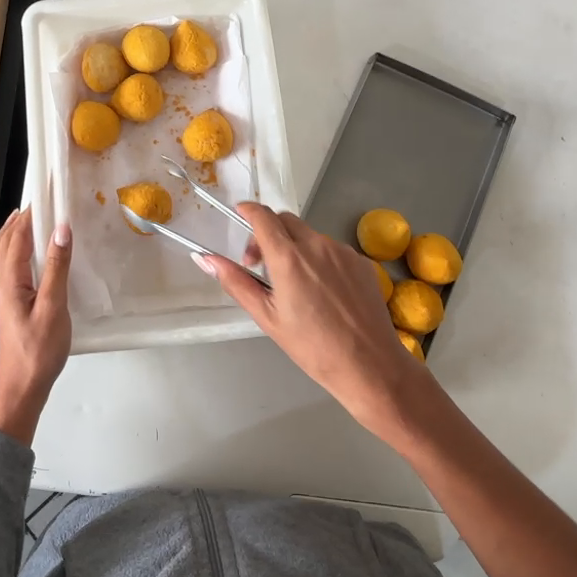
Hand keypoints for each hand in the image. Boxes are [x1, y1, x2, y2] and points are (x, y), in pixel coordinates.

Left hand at [0, 207, 71, 445]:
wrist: (21, 392)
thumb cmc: (38, 352)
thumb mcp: (53, 309)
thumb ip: (57, 268)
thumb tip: (61, 230)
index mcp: (10, 282)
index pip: (17, 239)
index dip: (29, 216)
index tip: (44, 197)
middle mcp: (2, 287)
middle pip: (4, 246)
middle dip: (17, 222)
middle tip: (35, 205)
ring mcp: (3, 300)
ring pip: (0, 260)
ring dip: (10, 238)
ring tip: (23, 224)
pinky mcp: (10, 310)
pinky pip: (5, 273)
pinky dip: (12, 257)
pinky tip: (25, 263)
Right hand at [202, 203, 435, 436]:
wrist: (370, 365)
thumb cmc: (312, 347)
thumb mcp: (267, 317)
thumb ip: (236, 282)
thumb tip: (205, 258)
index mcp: (289, 258)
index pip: (263, 216)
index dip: (248, 210)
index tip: (239, 216)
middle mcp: (317, 245)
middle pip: (285, 221)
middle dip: (268, 233)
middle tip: (261, 265)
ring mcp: (342, 252)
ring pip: (309, 235)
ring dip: (294, 247)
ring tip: (295, 284)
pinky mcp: (361, 262)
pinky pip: (332, 250)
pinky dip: (319, 259)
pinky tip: (323, 292)